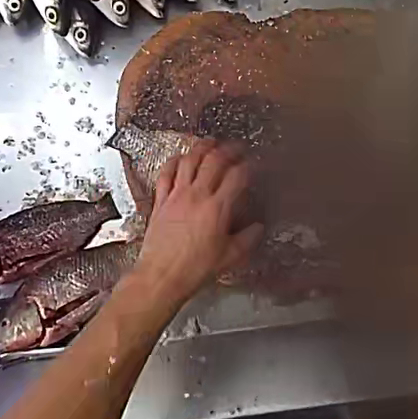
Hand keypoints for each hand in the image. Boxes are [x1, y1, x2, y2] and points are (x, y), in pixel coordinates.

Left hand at [133, 140, 263, 302]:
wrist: (162, 276)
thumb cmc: (194, 269)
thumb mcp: (230, 257)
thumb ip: (247, 239)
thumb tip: (257, 229)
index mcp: (217, 208)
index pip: (237, 177)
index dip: (249, 166)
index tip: (254, 165)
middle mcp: (196, 196)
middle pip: (214, 161)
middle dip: (228, 150)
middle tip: (236, 148)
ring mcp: (176, 196)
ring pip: (189, 161)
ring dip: (201, 148)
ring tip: (210, 143)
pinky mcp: (160, 202)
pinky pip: (166, 174)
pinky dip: (174, 162)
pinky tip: (179, 157)